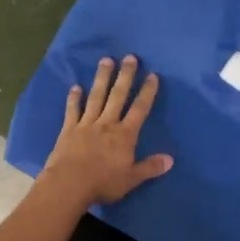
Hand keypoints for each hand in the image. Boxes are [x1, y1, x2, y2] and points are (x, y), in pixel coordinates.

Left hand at [38, 56, 173, 205]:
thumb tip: (170, 159)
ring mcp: (86, 124)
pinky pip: (73, 110)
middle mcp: (107, 123)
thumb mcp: (131, 179)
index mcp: (125, 135)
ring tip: (106, 60)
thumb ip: (150, 167)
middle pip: (118, 95)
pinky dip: (74, 98)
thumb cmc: (103, 182)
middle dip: (125, 76)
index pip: (139, 109)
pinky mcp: (69, 129)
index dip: (147, 92)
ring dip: (102, 78)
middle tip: (130, 57)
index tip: (152, 75)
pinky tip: (75, 87)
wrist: (69, 184)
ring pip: (96, 96)